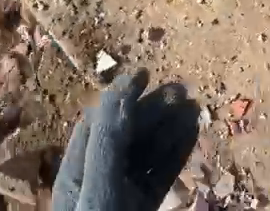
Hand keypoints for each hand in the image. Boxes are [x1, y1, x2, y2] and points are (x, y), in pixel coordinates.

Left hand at [53, 74, 198, 210]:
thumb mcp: (96, 191)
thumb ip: (107, 144)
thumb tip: (120, 93)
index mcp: (77, 175)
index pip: (98, 124)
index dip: (119, 97)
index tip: (144, 73)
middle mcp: (98, 182)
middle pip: (126, 135)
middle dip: (151, 109)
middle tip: (180, 89)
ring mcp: (122, 197)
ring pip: (146, 152)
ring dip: (169, 126)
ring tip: (192, 106)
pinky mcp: (142, 209)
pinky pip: (161, 174)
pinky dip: (176, 151)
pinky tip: (191, 132)